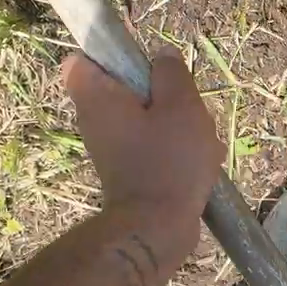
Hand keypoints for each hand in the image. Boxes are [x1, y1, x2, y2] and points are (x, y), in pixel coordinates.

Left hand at [62, 50, 225, 253]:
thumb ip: (171, 73)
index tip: (146, 66)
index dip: (113, 56)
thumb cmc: (167, 161)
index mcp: (96, 97)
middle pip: (126, 91)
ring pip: (147, 121)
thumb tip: (162, 57)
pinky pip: (153, 149)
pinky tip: (203, 163)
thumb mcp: (180, 105)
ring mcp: (113, 151)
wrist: (157, 228)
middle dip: (162, 95)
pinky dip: (175, 152)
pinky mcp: (130, 173)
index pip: (83, 60)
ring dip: (177, 126)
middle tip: (185, 105)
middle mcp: (96, 122)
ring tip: (203, 140)